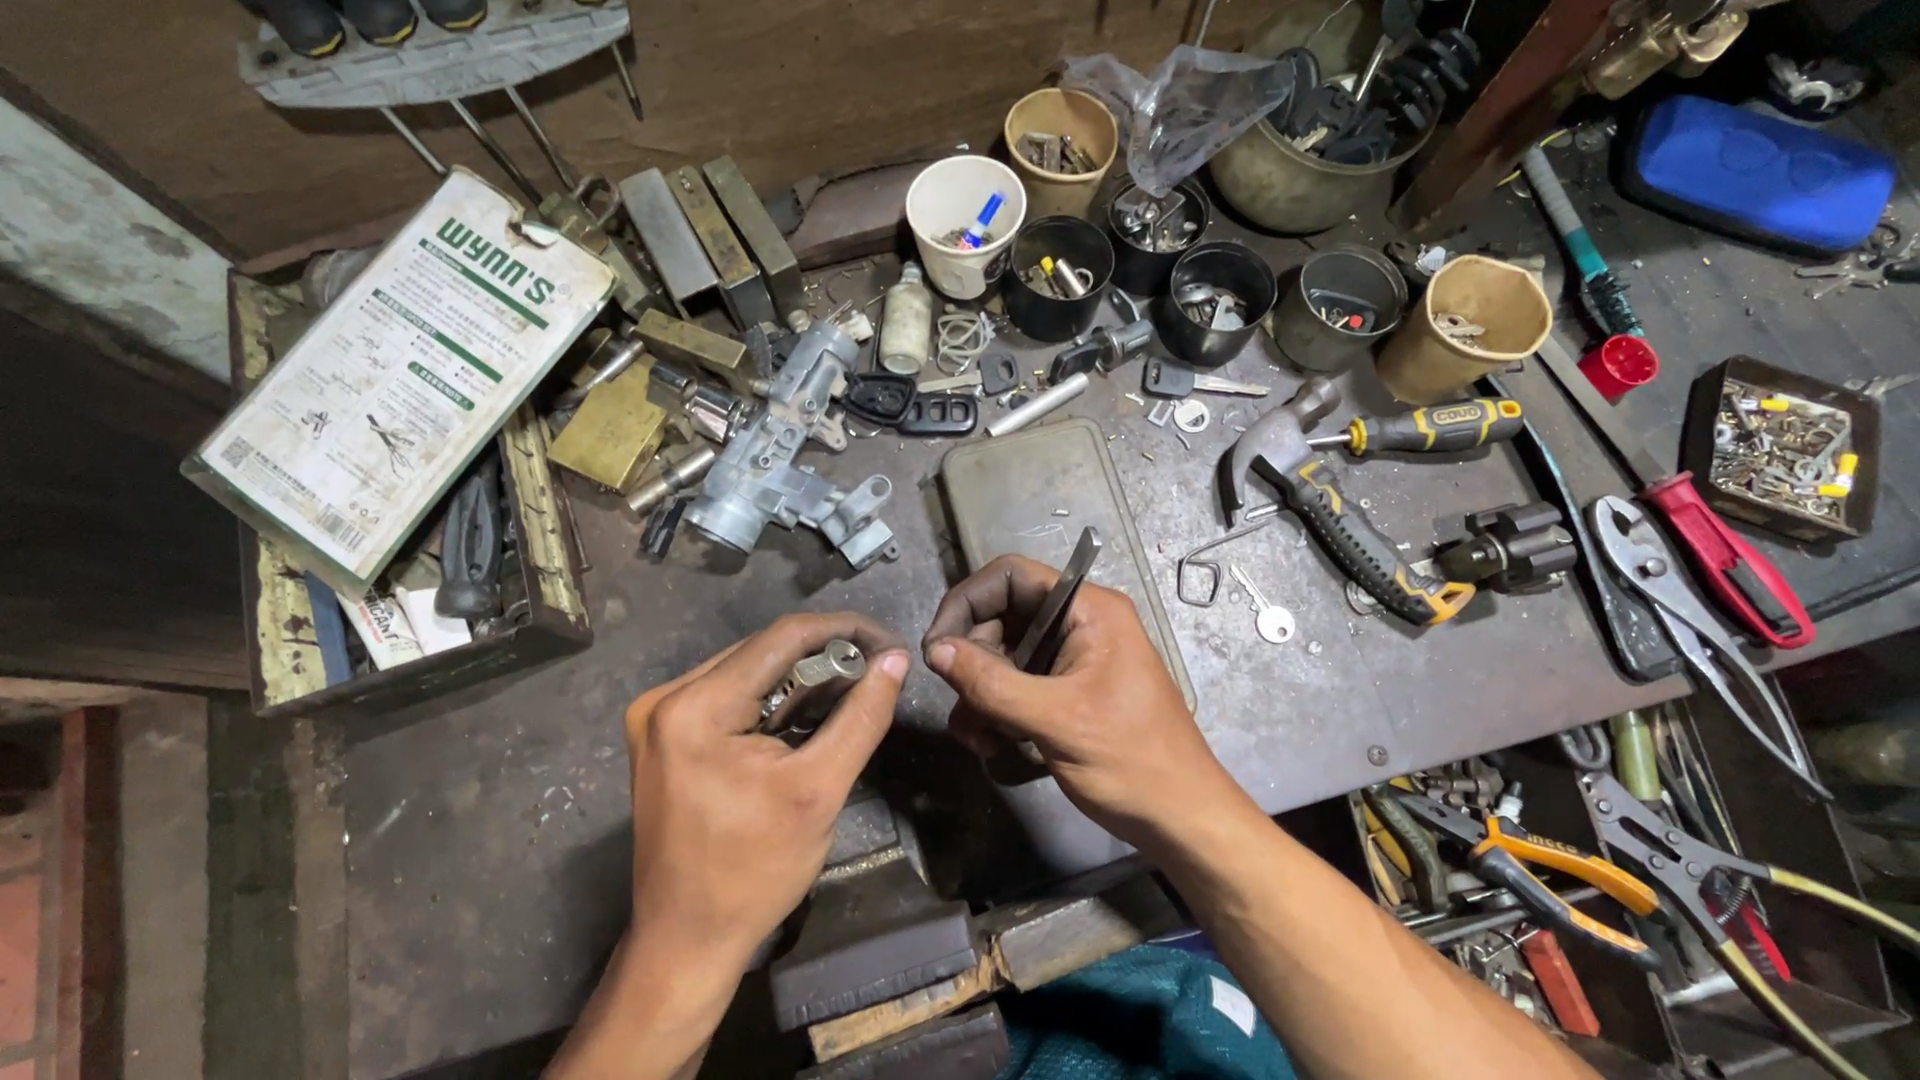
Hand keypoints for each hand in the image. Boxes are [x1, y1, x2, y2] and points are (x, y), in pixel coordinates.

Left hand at [624, 613, 909, 962]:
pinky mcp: (663, 736)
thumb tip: (896, 661)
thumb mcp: (818, 791)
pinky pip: (730, 696)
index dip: (844, 632)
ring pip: (748, 670)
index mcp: (694, 707)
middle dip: (825, 657)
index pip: (782, 638)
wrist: (687, 938)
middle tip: (876, 675)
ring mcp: (657, 717)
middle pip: (763, 651)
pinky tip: (805, 719)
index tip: (890, 646)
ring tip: (849, 696)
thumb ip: (860, 718)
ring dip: (801, 679)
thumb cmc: (754, 872)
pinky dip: (772, 701)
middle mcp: (666, 698)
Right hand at [922, 556, 1250, 852]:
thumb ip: (992, 682)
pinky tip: (993, 746)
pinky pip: (1018, 684)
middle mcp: (1079, 623)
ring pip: (1005, 656)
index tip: (937, 646)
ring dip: (981, 694)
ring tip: (978, 740)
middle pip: (1003, 617)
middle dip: (972, 661)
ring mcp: (1075, 658)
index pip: (1011, 576)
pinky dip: (998, 710)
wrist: (1180, 818)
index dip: (966, 602)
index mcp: (1088, 609)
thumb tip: (935, 650)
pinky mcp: (1069, 690)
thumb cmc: (1130, 761)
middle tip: (959, 705)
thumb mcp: (1055, 720)